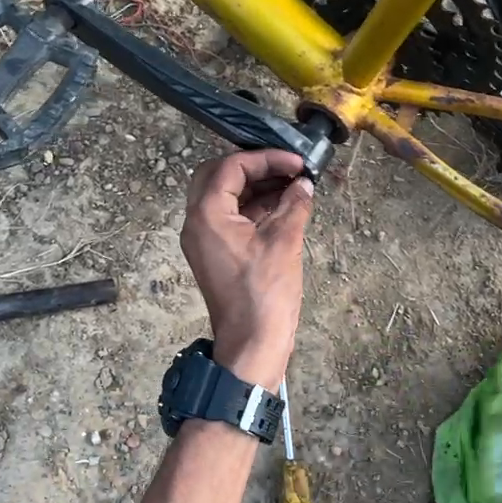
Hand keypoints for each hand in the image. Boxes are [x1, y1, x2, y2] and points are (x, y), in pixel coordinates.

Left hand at [179, 150, 315, 388]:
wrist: (252, 343)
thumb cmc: (264, 293)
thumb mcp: (284, 242)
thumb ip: (294, 205)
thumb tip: (304, 184)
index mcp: (206, 214)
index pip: (230, 167)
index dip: (266, 159)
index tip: (296, 162)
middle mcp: (197, 222)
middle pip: (218, 176)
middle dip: (254, 167)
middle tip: (287, 167)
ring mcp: (204, 239)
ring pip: (224, 196)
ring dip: (255, 187)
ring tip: (293, 184)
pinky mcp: (215, 252)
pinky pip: (230, 218)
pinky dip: (254, 208)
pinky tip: (284, 205)